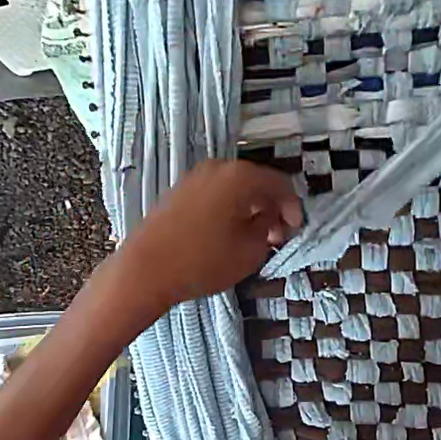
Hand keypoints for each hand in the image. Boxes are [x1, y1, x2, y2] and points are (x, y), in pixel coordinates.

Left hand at [110, 160, 303, 312]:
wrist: (145, 270)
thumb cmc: (202, 261)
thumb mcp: (250, 251)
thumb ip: (268, 229)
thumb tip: (270, 218)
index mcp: (239, 177)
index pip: (279, 184)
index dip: (293, 207)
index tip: (295, 229)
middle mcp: (217, 168)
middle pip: (256, 182)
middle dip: (270, 207)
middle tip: (276, 236)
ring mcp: (194, 178)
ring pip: (234, 188)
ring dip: (249, 208)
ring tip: (253, 238)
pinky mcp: (178, 192)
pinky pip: (214, 194)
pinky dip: (228, 208)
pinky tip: (228, 233)